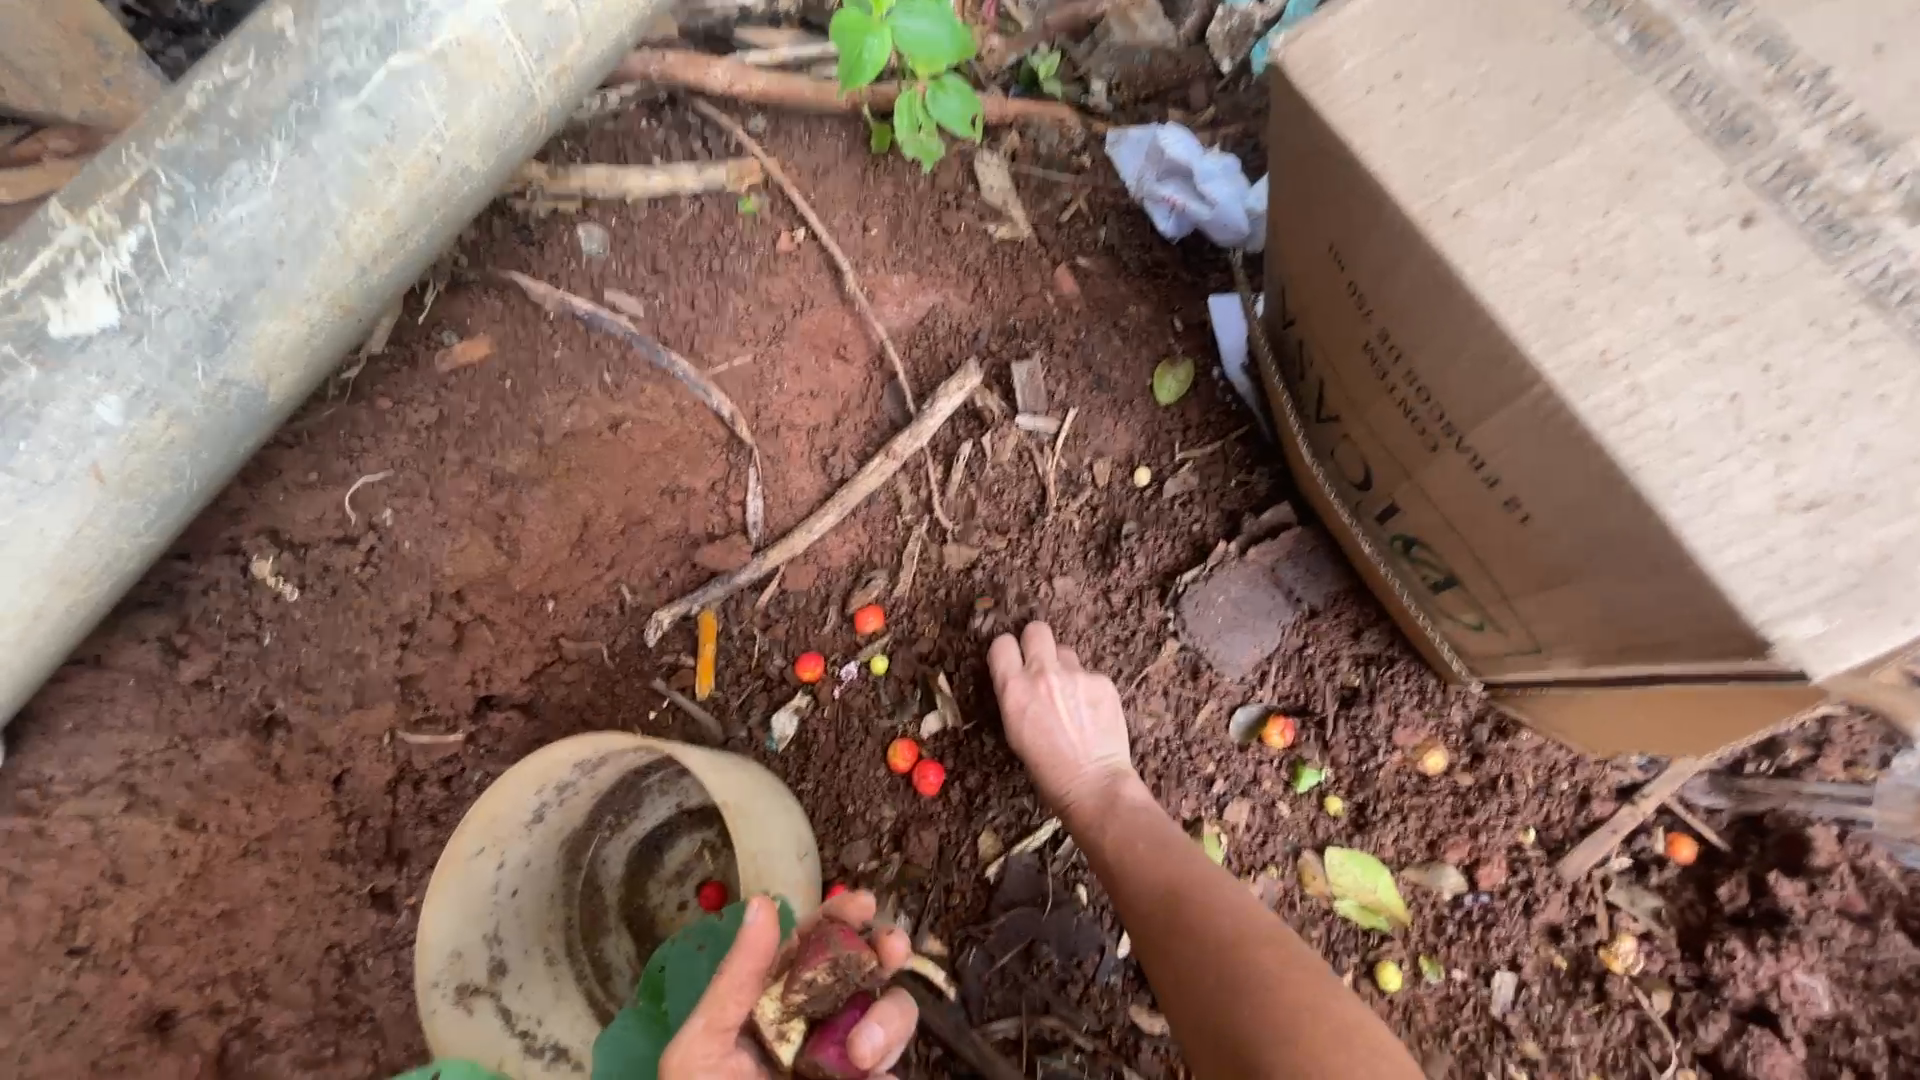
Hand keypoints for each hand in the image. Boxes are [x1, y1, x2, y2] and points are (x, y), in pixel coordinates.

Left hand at [660, 891, 918, 1079]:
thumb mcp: (703, 1048)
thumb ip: (736, 978)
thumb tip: (764, 901)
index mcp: (776, 999)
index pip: (813, 942)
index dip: (840, 916)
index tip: (864, 904)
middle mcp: (818, 1020)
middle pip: (865, 967)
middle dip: (886, 948)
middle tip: (892, 948)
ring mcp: (847, 1059)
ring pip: (893, 1011)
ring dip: (889, 1018)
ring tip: (862, 1055)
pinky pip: (898, 1069)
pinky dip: (891, 1066)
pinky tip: (871, 1077)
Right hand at [987, 622, 1138, 817]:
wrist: (1093, 784)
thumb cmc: (1047, 768)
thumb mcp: (1014, 731)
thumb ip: (1015, 695)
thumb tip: (1019, 678)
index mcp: (1013, 689)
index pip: (1002, 643)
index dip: (1007, 650)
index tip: (1012, 659)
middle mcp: (1043, 674)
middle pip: (1036, 629)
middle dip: (1036, 642)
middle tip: (1041, 663)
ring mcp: (1076, 675)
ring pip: (1065, 652)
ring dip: (1064, 668)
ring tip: (1070, 698)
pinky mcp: (1102, 681)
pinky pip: (1089, 673)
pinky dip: (1088, 688)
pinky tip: (1090, 713)